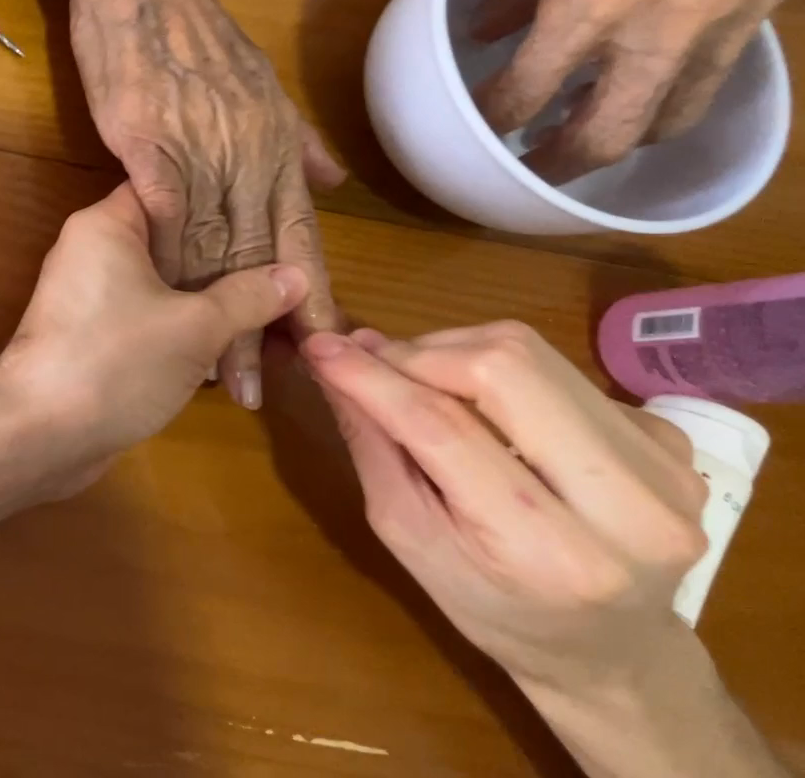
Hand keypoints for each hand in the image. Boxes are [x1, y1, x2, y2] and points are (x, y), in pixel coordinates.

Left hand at [0, 183, 307, 493]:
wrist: (39, 431)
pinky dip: (186, 333)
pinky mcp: (93, 334)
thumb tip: (297, 274)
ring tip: (277, 326)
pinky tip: (234, 358)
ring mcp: (89, 295)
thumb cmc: (116, 361)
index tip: (276, 218)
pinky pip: (149, 320)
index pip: (172, 189)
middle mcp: (92, 250)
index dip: (225, 200)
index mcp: (106, 225)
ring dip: (214, 307)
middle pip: (174, 243)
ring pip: (165, 287)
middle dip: (231, 265)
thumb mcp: (195, 326)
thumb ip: (248, 295)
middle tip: (294, 282)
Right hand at [69, 0, 346, 412]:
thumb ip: (295, 138)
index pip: (300, 235)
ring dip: (212, 317)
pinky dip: (169, 268)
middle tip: (261, 392)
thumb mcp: (256, 84)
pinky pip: (165, 216)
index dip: (312, 296)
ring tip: (215, 374)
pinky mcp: (148, 144)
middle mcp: (246, 155)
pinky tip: (162, 311)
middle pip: (259, 258)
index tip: (322, 353)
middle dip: (262, 331)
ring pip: (214, 250)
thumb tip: (331, 179)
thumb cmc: (188, 35)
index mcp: (272, 146)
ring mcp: (198, 150)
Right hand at [301, 321, 706, 696]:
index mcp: (547, 551)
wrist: (610, 648)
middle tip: (376, 364)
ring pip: (532, 355)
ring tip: (422, 383)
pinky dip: (499, 374)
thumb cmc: (487, 603)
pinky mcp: (674, 440)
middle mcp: (628, 507)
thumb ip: (372, 445)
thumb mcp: (407, 535)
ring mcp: (664, 468)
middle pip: (505, 370)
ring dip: (453, 353)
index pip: (444, 431)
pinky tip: (487, 410)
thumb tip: (333, 361)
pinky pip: (560, 369)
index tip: (319, 345)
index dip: (374, 379)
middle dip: (419, 353)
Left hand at [472, 0, 804, 182]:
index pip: (525, 93)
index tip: (471, 125)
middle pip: (606, 135)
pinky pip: (706, 84)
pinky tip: (635, 97)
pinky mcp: (757, 18)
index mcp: (591, 7)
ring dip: (618, 141)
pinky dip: (665, 105)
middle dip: (559, 163)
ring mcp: (716, 30)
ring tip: (575, 139)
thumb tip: (481, 35)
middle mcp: (656, 33)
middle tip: (526, 169)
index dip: (490, 119)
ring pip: (667, 120)